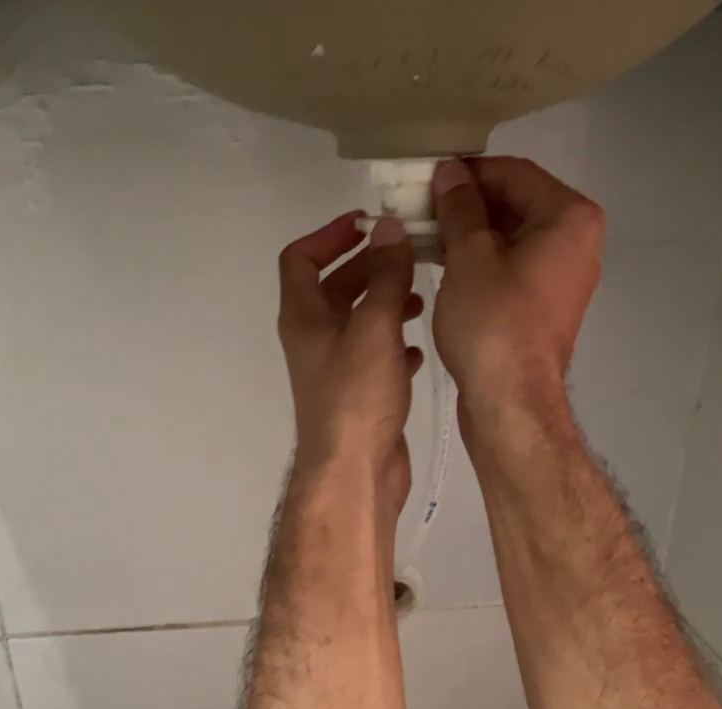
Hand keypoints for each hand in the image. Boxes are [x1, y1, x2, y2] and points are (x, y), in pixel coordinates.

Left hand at [277, 213, 425, 524]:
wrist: (354, 472)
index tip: (367, 224)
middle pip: (335, 287)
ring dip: (387, 303)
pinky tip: (420, 347)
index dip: (328, 235)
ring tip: (422, 298)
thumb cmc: (357, 396)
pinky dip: (396, 343)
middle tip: (410, 256)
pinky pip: (376, 355)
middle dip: (370, 267)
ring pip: (359, 321)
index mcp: (303, 317)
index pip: (299, 258)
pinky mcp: (358, 394)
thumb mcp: (374, 327)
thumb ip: (385, 277)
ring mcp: (336, 368)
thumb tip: (389, 229)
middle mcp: (314, 339)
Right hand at [430, 157, 604, 427]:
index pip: (514, 173)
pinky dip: (481, 262)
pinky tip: (444, 265)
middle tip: (421, 208)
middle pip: (517, 204)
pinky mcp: (545, 307)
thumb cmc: (493, 323)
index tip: (426, 180)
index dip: (468, 173)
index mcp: (569, 218)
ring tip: (425, 236)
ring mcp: (564, 278)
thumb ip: (459, 208)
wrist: (510, 401)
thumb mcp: (468, 258)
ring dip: (470, 234)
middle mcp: (578, 242)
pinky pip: (512, 268)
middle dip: (468, 204)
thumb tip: (450, 173)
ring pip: (512, 238)